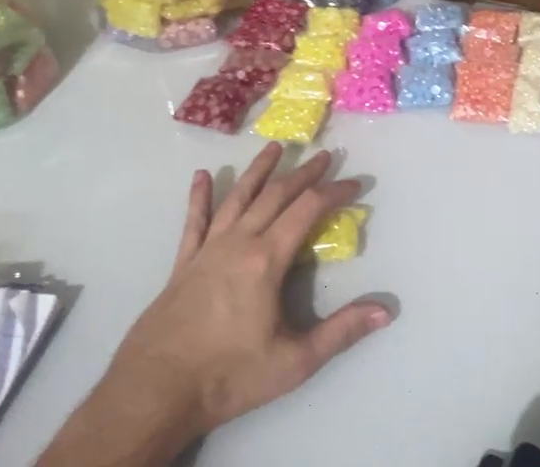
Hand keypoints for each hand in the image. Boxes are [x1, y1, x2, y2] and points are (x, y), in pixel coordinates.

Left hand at [40, 145, 390, 464]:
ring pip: (237, 198)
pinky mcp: (182, 265)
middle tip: (323, 156)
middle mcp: (238, 243)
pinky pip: (194, 222)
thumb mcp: (295, 361)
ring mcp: (206, 251)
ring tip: (273, 148)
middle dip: (303, 174)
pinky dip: (200, 197)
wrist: (154, 393)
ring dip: (258, 171)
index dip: (334, 192)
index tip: (355, 184)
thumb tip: (386, 311)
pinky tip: (202, 176)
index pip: (308, 210)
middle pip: (275, 195)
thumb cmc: (228, 376)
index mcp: (267, 260)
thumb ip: (341, 332)